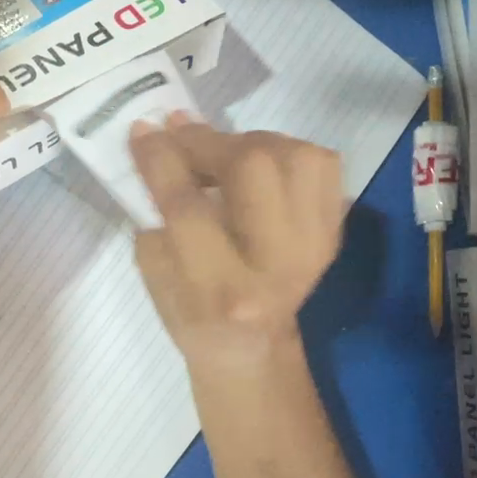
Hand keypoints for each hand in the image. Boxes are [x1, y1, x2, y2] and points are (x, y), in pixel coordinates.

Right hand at [129, 114, 345, 371]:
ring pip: (295, 156)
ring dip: (250, 141)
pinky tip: (257, 164)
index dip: (162, 161)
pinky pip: (321, 164)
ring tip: (220, 151)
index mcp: (222, 290)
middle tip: (179, 132)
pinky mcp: (334, 232)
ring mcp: (315, 246)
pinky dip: (286, 151)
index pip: (189, 208)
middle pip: (253, 170)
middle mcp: (277, 266)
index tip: (142, 129)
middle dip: (209, 141)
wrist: (251, 347)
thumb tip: (159, 146)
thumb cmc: (189, 314)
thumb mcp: (155, 275)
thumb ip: (155, 213)